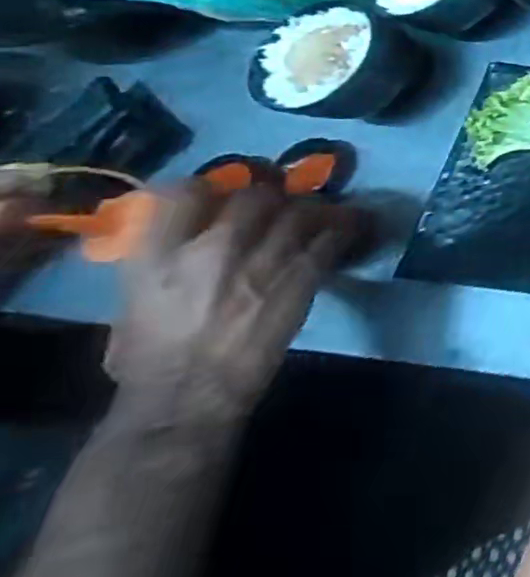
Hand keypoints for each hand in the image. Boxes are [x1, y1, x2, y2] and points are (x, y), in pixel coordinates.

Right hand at [108, 184, 363, 421]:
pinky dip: (344, 227)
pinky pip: (333, 236)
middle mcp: (214, 248)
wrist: (191, 391)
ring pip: (302, 208)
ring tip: (314, 213)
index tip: (220, 190)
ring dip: (311, 206)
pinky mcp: (304, 274)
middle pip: (256, 193)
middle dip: (270, 189)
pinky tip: (348, 226)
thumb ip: (160, 260)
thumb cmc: (149, 357)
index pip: (184, 193)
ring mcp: (264, 259)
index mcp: (157, 256)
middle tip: (278, 197)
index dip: (207, 185)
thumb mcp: (133, 299)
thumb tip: (185, 238)